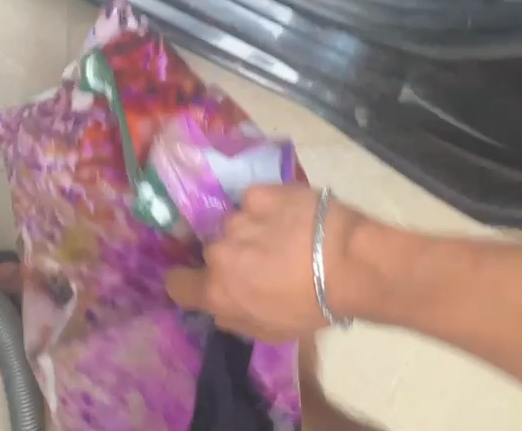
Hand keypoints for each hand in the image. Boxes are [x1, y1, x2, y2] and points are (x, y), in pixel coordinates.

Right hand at [165, 184, 369, 341]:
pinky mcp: (259, 191)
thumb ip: (235, 317)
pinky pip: (253, 200)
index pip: (176, 283)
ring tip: (279, 234)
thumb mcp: (270, 331)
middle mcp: (219, 250)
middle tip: (260, 260)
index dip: (188, 283)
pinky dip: (265, 206)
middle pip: (211, 250)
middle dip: (230, 255)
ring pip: (232, 223)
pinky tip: (287, 214)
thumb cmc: (311, 305)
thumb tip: (220, 304)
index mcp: (218, 290)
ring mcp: (238, 216)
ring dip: (249, 229)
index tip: (204, 281)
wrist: (345, 260)